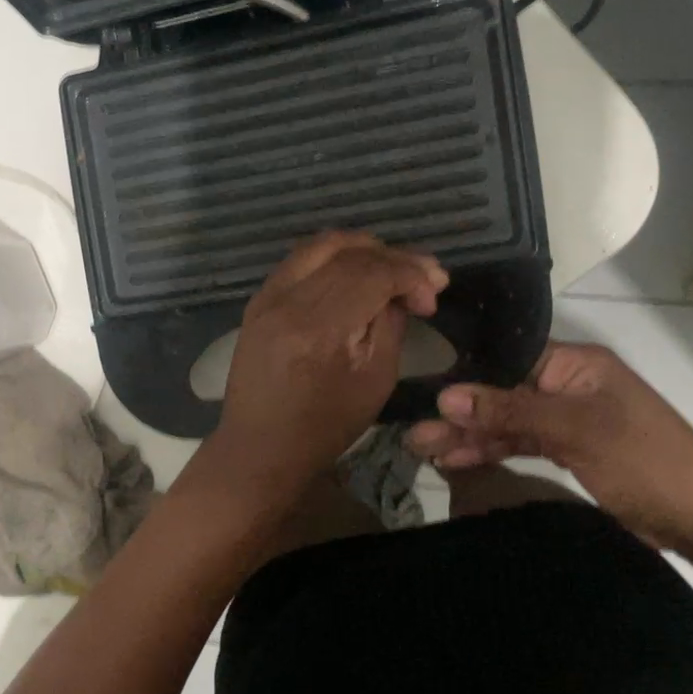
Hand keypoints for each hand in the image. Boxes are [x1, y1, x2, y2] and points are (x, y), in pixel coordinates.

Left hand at [211, 232, 447, 496]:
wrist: (259, 448)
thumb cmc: (323, 427)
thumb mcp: (374, 382)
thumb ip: (389, 326)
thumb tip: (402, 290)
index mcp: (318, 328)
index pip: (372, 273)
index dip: (412, 274)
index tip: (434, 295)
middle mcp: (287, 300)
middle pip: (348, 252)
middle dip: (394, 257)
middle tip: (423, 277)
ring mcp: (266, 296)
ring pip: (321, 245)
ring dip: (364, 250)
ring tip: (393, 270)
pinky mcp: (258, 300)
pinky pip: (301, 260)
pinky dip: (335, 258)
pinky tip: (357, 275)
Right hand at [405, 342, 692, 547]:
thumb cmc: (644, 461)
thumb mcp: (574, 431)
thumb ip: (509, 412)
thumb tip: (445, 396)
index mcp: (576, 365)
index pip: (508, 360)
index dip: (465, 376)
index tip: (422, 392)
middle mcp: (568, 386)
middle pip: (502, 395)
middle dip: (460, 415)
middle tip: (413, 435)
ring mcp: (568, 421)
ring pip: (508, 423)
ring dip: (469, 437)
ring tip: (423, 450)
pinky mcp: (569, 452)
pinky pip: (521, 445)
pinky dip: (492, 453)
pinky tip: (457, 462)